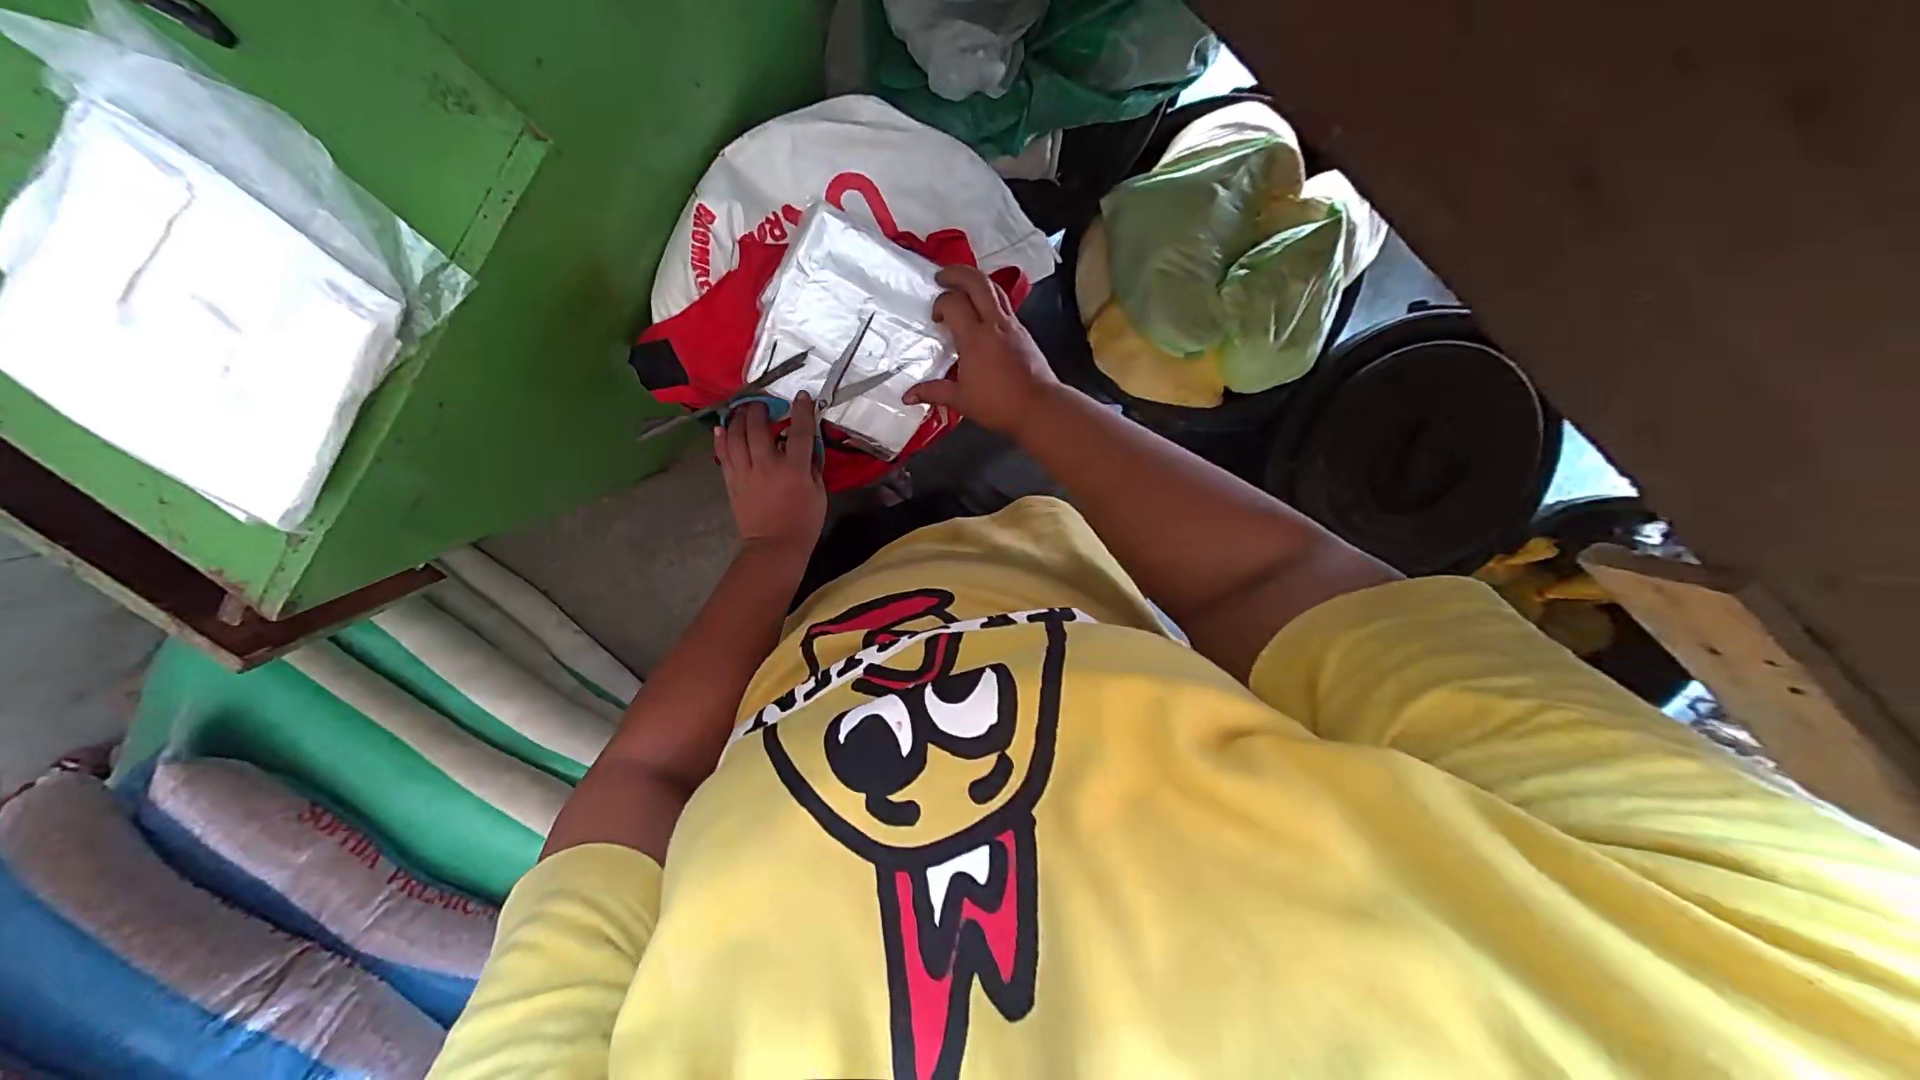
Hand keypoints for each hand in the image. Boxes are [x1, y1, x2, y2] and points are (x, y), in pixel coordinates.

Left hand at [715, 392, 825, 554]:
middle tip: (762, 402)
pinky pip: (723, 455)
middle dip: (760, 409)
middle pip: (759, 427)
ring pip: (736, 437)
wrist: (774, 547)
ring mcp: (746, 473)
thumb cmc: (803, 523)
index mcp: (794, 470)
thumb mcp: (819, 494)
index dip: (802, 411)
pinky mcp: (732, 481)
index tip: (802, 397)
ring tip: (743, 410)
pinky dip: (721, 439)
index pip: (799, 432)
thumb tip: (809, 447)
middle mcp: (767, 466)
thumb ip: (813, 468)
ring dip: (739, 419)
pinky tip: (722, 428)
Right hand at [904, 265, 1062, 436]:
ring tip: (961, 285)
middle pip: (977, 282)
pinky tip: (983, 310)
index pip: (953, 303)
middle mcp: (995, 323)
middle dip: (956, 273)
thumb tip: (908, 396)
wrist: (1040, 406)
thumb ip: (933, 392)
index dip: (940, 303)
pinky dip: (990, 297)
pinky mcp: (1023, 331)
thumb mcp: (961, 399)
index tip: (935, 319)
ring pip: (994, 287)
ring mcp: (1012, 324)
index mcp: (975, 338)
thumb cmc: (999, 404)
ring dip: (976, 280)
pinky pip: (1004, 303)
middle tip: (941, 276)